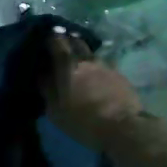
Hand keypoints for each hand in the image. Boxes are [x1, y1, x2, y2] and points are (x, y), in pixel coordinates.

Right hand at [45, 32, 147, 151]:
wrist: (123, 127)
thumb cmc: (84, 121)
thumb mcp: (55, 111)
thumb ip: (47, 88)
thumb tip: (43, 72)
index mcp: (68, 65)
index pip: (57, 41)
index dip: (51, 39)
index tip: (46, 42)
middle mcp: (87, 59)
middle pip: (76, 42)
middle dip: (68, 42)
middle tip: (62, 51)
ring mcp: (105, 64)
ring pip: (90, 53)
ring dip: (83, 56)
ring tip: (80, 66)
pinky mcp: (119, 74)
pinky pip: (103, 64)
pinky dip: (96, 67)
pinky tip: (96, 78)